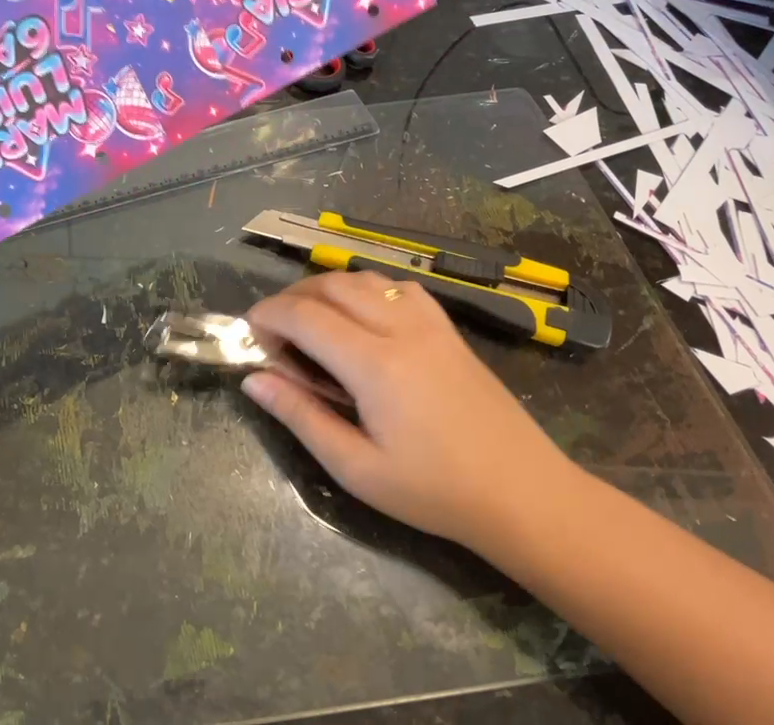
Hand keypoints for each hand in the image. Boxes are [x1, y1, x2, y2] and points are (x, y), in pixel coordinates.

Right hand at [240, 271, 576, 547]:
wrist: (524, 495)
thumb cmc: (434, 491)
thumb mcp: (356, 468)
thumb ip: (301, 417)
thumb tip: (254, 379)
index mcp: (375, 364)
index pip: (305, 315)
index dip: (268, 316)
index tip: (248, 334)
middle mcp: (401, 329)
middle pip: (332, 287)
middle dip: (291, 298)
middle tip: (273, 332)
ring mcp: (431, 325)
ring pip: (366, 279)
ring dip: (327, 289)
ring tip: (309, 322)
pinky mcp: (450, 332)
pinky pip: (399, 288)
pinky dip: (367, 290)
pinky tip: (362, 317)